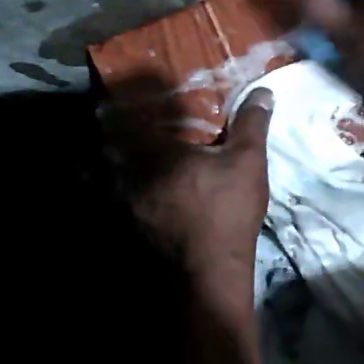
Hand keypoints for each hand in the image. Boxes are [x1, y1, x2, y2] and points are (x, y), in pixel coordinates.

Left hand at [124, 88, 274, 317]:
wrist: (209, 271)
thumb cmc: (227, 209)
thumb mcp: (248, 162)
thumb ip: (251, 124)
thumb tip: (263, 91)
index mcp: (152, 149)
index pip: (124, 116)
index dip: (123, 106)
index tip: (125, 100)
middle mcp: (126, 172)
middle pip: (105, 147)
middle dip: (110, 137)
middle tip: (120, 130)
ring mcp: (120, 205)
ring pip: (100, 177)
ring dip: (104, 168)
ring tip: (118, 164)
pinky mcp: (123, 230)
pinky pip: (107, 207)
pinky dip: (110, 198)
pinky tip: (129, 200)